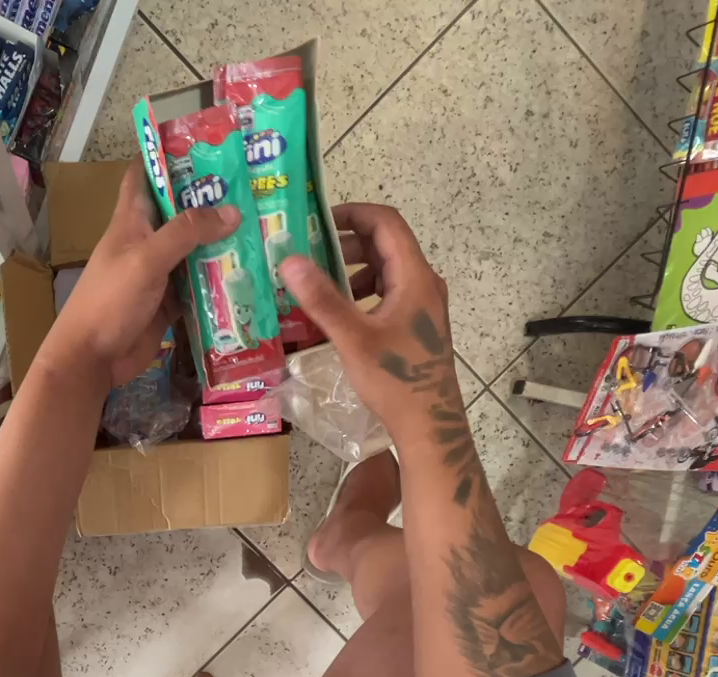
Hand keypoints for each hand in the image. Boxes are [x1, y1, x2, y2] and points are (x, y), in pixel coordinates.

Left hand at [42, 165, 239, 388]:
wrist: (94, 358)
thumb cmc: (110, 301)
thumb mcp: (147, 259)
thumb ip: (186, 233)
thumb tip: (232, 212)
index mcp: (132, 221)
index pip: (145, 177)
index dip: (167, 156)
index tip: (204, 145)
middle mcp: (147, 243)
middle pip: (181, 214)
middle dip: (211, 201)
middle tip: (255, 187)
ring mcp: (159, 276)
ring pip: (194, 252)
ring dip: (222, 244)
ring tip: (263, 226)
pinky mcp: (169, 305)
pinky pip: (198, 288)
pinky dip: (219, 282)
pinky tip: (249, 273)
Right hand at [280, 204, 463, 452]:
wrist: (428, 422)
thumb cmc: (395, 380)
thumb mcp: (353, 338)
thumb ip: (322, 298)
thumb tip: (290, 261)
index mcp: (414, 276)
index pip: (386, 223)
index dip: (352, 214)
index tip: (317, 222)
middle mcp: (423, 283)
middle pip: (384, 245)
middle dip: (345, 245)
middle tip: (308, 256)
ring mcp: (421, 305)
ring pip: (384, 271)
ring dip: (350, 271)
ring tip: (317, 286)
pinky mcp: (414, 325)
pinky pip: (386, 294)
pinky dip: (360, 295)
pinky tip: (336, 315)